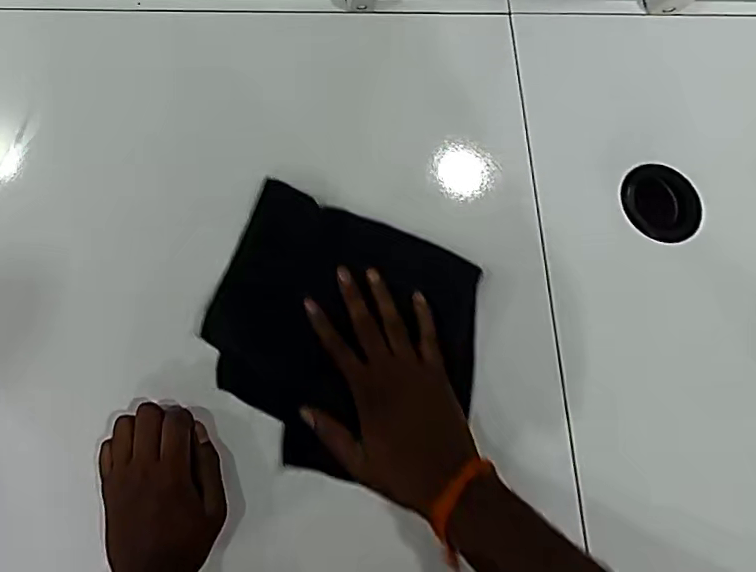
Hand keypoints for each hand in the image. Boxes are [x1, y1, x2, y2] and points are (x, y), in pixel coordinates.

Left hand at [99, 402, 226, 571]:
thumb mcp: (213, 511)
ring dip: (139, 425)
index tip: (187, 426)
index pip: (175, 420)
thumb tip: (200, 436)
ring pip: (124, 424)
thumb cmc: (179, 548)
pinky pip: (107, 446)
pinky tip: (133, 453)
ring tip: (150, 438)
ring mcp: (122, 475)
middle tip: (169, 431)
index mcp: (172, 474)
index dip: (184, 417)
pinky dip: (120, 443)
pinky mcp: (108, 484)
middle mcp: (144, 469)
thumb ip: (210, 466)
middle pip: (147, 414)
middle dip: (162, 416)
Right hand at [302, 267, 480, 512]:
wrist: (452, 483)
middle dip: (352, 296)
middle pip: (365, 325)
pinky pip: (429, 338)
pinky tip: (418, 296)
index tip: (310, 301)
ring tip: (373, 272)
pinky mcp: (437, 373)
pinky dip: (424, 316)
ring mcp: (414, 369)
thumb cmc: (402, 473)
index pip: (337, 349)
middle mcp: (388, 371)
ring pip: (395, 324)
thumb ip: (330, 433)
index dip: (322, 324)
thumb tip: (303, 409)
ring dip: (382, 296)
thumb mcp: (359, 462)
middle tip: (343, 271)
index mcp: (366, 390)